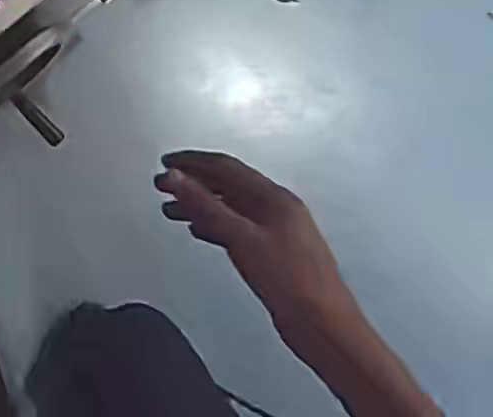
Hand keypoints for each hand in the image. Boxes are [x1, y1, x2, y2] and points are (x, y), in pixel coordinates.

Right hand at [154, 150, 352, 336]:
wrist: (326, 331)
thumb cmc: (296, 285)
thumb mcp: (240, 237)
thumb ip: (204, 204)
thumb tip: (176, 177)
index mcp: (275, 198)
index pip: (224, 166)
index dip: (191, 161)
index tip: (168, 162)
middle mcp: (277, 210)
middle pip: (225, 184)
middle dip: (191, 182)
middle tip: (165, 182)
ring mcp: (277, 231)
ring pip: (228, 205)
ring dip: (198, 204)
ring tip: (173, 206)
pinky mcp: (273, 251)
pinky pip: (235, 225)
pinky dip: (212, 222)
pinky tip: (199, 229)